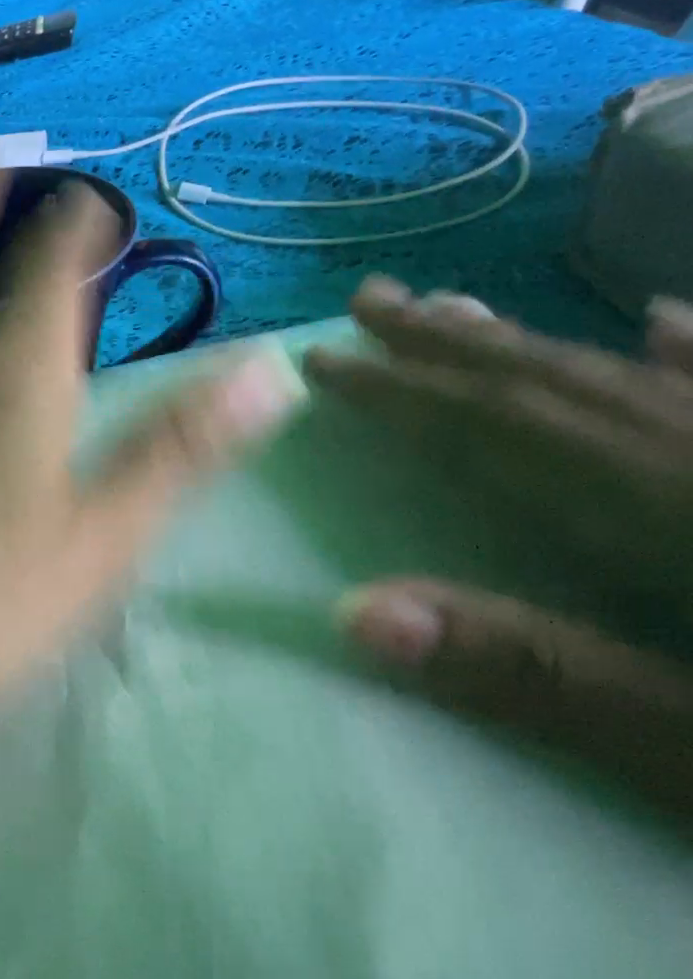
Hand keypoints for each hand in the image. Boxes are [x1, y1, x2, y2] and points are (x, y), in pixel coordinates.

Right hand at [305, 278, 692, 820]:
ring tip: (463, 304)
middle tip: (371, 299)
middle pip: (579, 385)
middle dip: (461, 343)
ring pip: (657, 377)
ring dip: (547, 343)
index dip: (406, 393)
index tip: (320, 361)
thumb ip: (548, 679)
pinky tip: (666, 324)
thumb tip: (356, 614)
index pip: (516, 434)